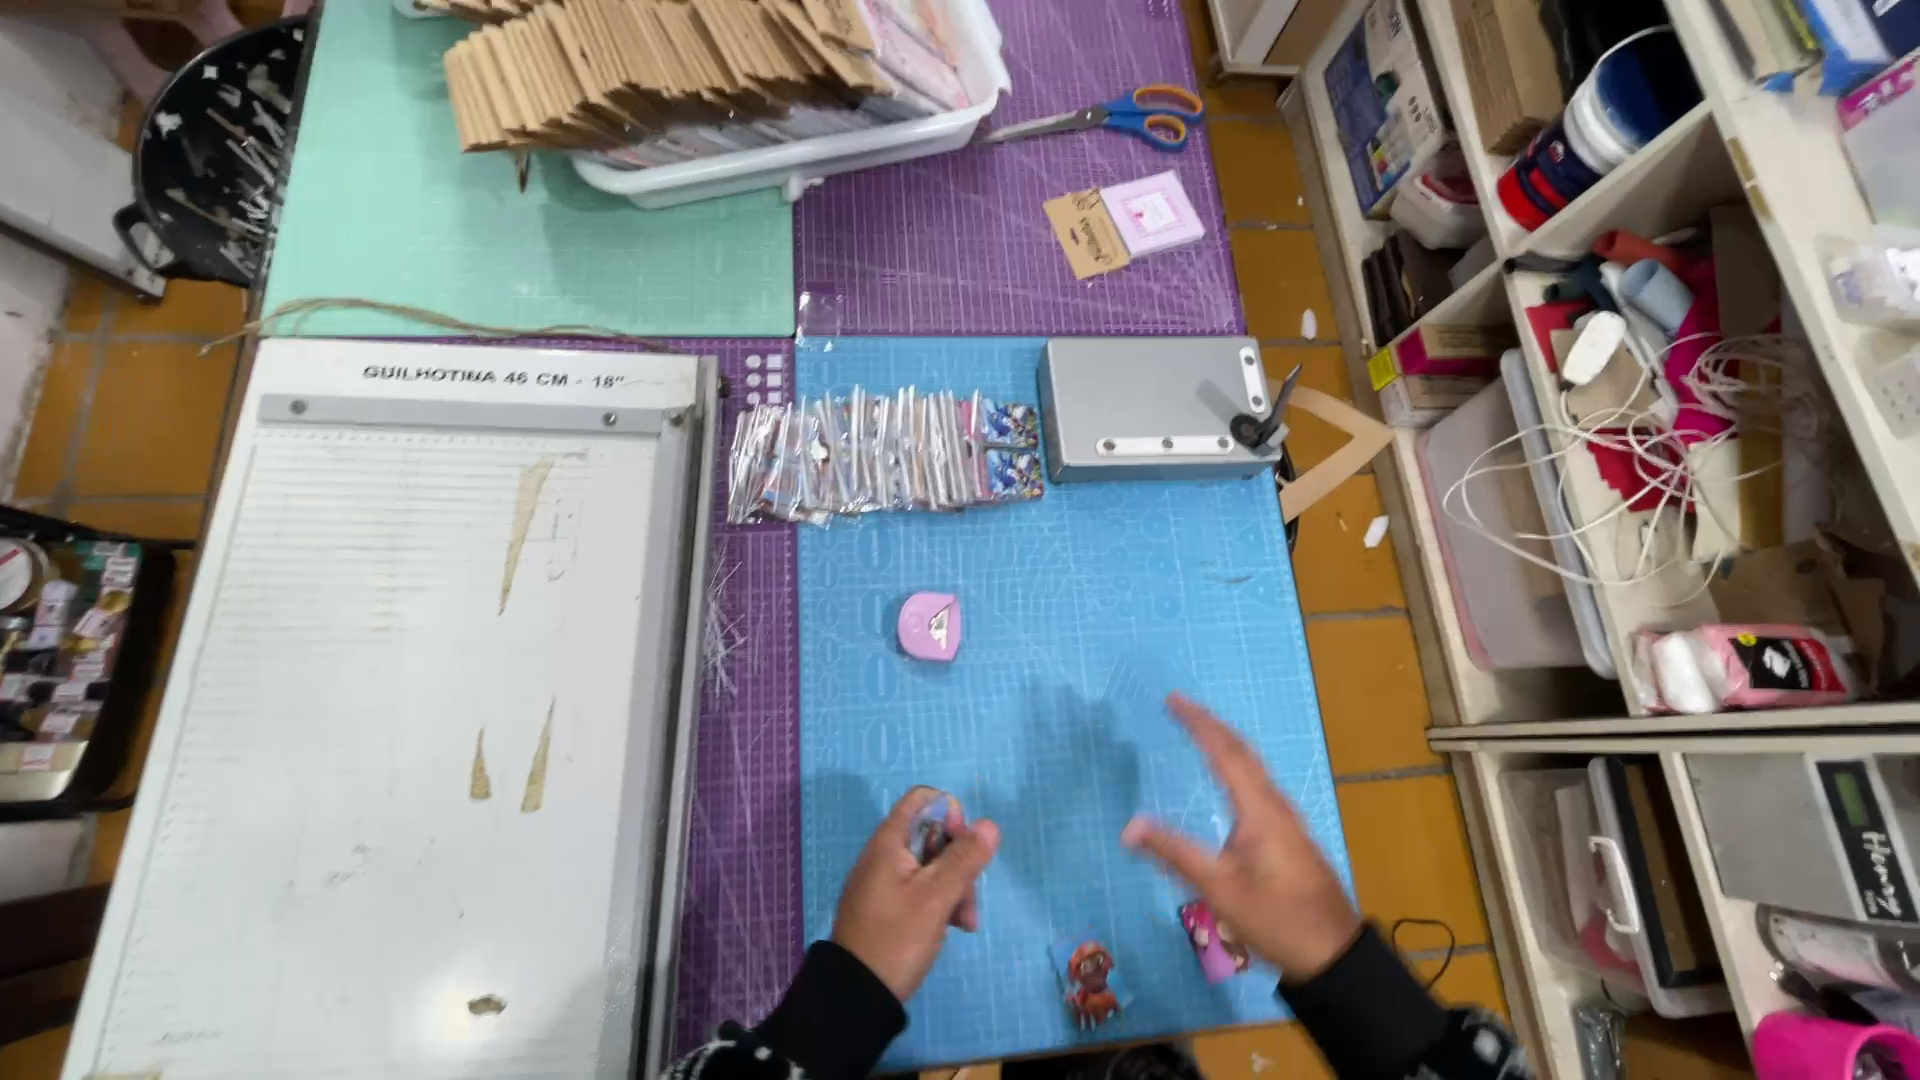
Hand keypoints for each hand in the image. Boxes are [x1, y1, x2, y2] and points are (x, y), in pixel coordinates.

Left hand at [832, 787, 1001, 1000]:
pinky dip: (943, 902)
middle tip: (969, 893)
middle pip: (934, 834)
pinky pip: (924, 889)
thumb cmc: (895, 939)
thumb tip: (990, 824)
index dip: (950, 813)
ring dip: (957, 886)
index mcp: (890, 842)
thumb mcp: (935, 899)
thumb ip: (963, 859)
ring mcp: (888, 881)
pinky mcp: (892, 905)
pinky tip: (958, 928)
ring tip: (967, 922)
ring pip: (934, 865)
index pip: (923, 800)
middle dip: (960, 859)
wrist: (855, 996)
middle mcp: (887, 854)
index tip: (964, 842)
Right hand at [1122, 694, 1359, 982]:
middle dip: (1211, 725)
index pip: (1225, 752)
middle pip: (1242, 752)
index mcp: (1259, 809)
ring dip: (1225, 742)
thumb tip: (1129, 827)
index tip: (1173, 700)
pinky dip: (1235, 764)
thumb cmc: (1277, 919)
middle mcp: (1275, 805)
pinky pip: (1257, 782)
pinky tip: (1228, 778)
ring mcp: (1286, 820)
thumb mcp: (1219, 890)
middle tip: (1180, 707)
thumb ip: (1174, 854)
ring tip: (1199, 732)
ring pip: (1253, 767)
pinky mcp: (1289, 835)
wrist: (1337, 957)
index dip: (1199, 723)